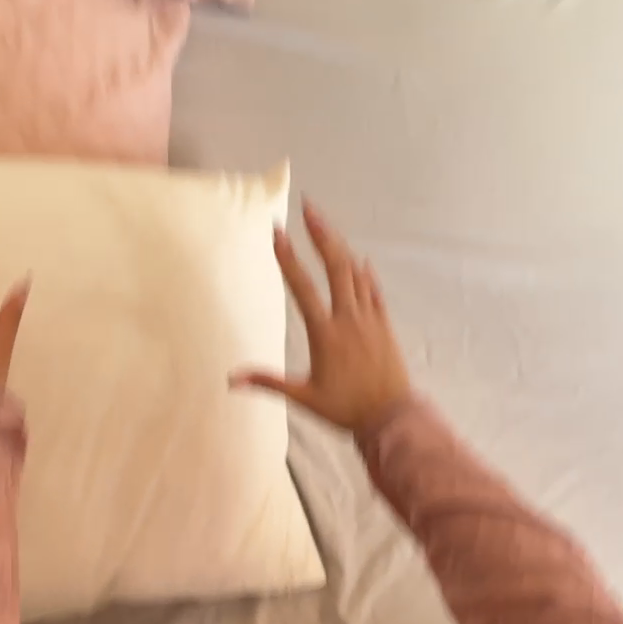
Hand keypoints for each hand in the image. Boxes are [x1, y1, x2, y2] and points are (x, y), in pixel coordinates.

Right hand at [231, 200, 411, 433]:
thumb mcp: (303, 398)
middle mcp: (348, 319)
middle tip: (308, 207)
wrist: (391, 416)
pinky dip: (365, 273)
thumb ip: (268, 383)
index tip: (277, 232)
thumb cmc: (345, 409)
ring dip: (340, 246)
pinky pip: (374, 290)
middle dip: (321, 234)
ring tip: (325, 225)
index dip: (288, 258)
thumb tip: (231, 382)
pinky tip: (359, 260)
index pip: (302, 288)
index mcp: (325, 334)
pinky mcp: (384, 325)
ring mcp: (369, 319)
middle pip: (335, 266)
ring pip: (355, 273)